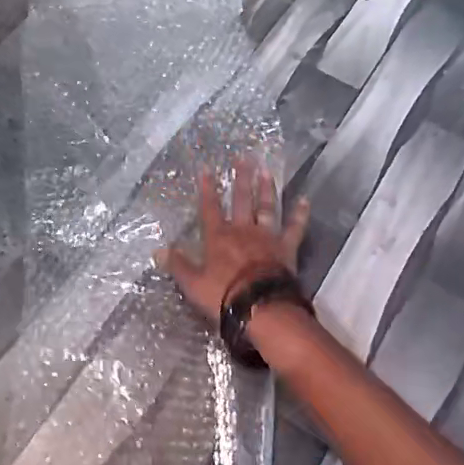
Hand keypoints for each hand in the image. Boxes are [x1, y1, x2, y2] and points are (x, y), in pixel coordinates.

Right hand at [155, 158, 308, 323]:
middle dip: (241, 179)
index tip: (207, 169)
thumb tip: (158, 250)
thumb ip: (177, 265)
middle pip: (241, 200)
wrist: (260, 306)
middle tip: (244, 158)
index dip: (207, 189)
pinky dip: (300, 214)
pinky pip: (295, 228)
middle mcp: (243, 230)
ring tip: (267, 171)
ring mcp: (267, 237)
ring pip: (267, 208)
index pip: (210, 208)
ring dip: (267, 189)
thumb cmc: (222, 295)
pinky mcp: (286, 248)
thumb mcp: (192, 283)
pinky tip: (304, 200)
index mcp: (218, 237)